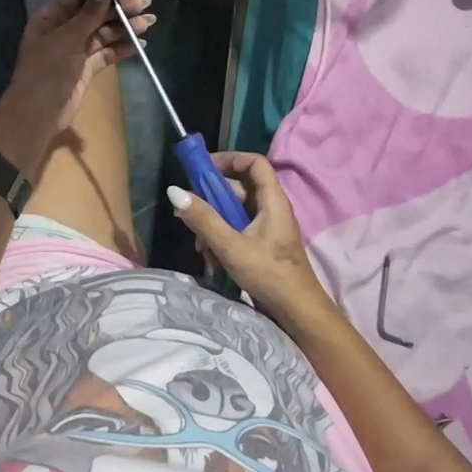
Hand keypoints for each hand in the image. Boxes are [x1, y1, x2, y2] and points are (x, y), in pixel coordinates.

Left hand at [0, 0, 153, 176]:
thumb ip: (89, 13)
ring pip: (103, 33)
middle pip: (95, 13)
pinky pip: (105, 54)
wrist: (38, 113)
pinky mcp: (86, 69)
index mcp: (51, 17)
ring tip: (148, 22)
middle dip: (119, 8)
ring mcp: (75, 50)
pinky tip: (140, 44)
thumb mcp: (67, 38)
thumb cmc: (47, 70)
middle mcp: (63, 30)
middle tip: (144, 3)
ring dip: (124, 27)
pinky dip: (121, 48)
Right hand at [166, 152, 335, 325]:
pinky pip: (237, 230)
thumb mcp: (231, 246)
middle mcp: (271, 208)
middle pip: (238, 188)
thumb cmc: (269, 274)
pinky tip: (211, 260)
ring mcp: (267, 227)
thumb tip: (174, 191)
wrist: (297, 312)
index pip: (254, 162)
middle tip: (189, 212)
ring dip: (213, 225)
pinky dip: (221, 239)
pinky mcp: (261, 244)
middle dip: (211, 200)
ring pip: (234, 212)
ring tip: (200, 246)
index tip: (202, 169)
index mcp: (272, 200)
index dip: (229, 159)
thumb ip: (203, 218)